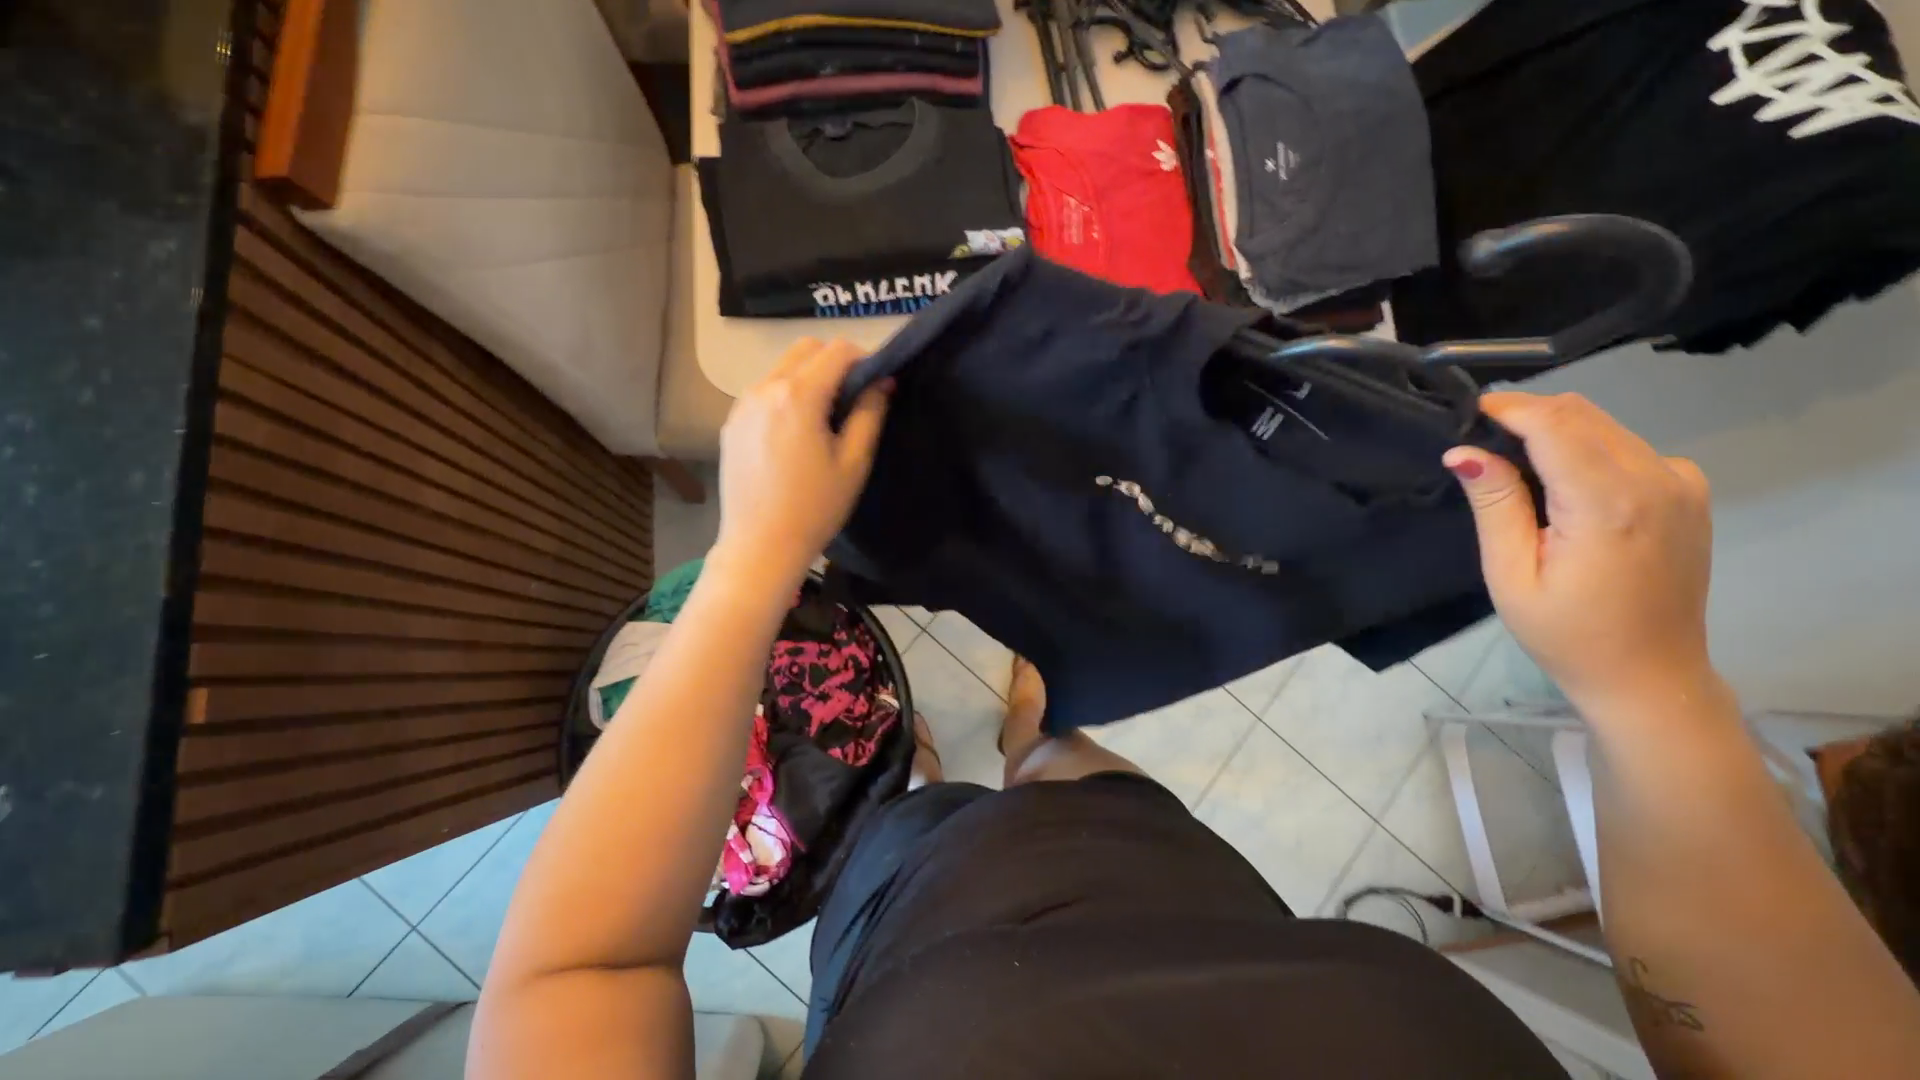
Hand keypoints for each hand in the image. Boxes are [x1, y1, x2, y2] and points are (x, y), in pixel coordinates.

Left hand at [712, 339, 890, 587]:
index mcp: (798, 396)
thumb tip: (882, 381)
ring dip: (809, 377)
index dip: (864, 359)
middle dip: (834, 362)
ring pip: (782, 367)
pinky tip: (795, 433)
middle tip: (852, 398)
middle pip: (806, 349)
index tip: (876, 385)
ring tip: (824, 418)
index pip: (838, 350)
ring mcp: (743, 405)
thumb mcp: (854, 463)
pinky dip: (785, 395)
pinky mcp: (731, 423)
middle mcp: (765, 389)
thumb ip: (870, 413)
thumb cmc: (815, 508)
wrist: (760, 547)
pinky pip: (764, 391)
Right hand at [1444, 392, 1716, 716]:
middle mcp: (1655, 479)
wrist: (1651, 676)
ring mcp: (1681, 482)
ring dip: (1556, 432)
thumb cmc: (1568, 635)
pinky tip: (1565, 487)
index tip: (1465, 415)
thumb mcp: (1511, 575)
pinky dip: (1589, 449)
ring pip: (1606, 426)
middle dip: (1527, 416)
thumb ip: (1495, 505)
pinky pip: (1629, 447)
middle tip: (1480, 443)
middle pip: (1581, 414)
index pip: (1554, 423)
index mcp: (1607, 503)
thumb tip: (1463, 451)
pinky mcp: (1689, 491)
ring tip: (1514, 467)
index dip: (1506, 409)